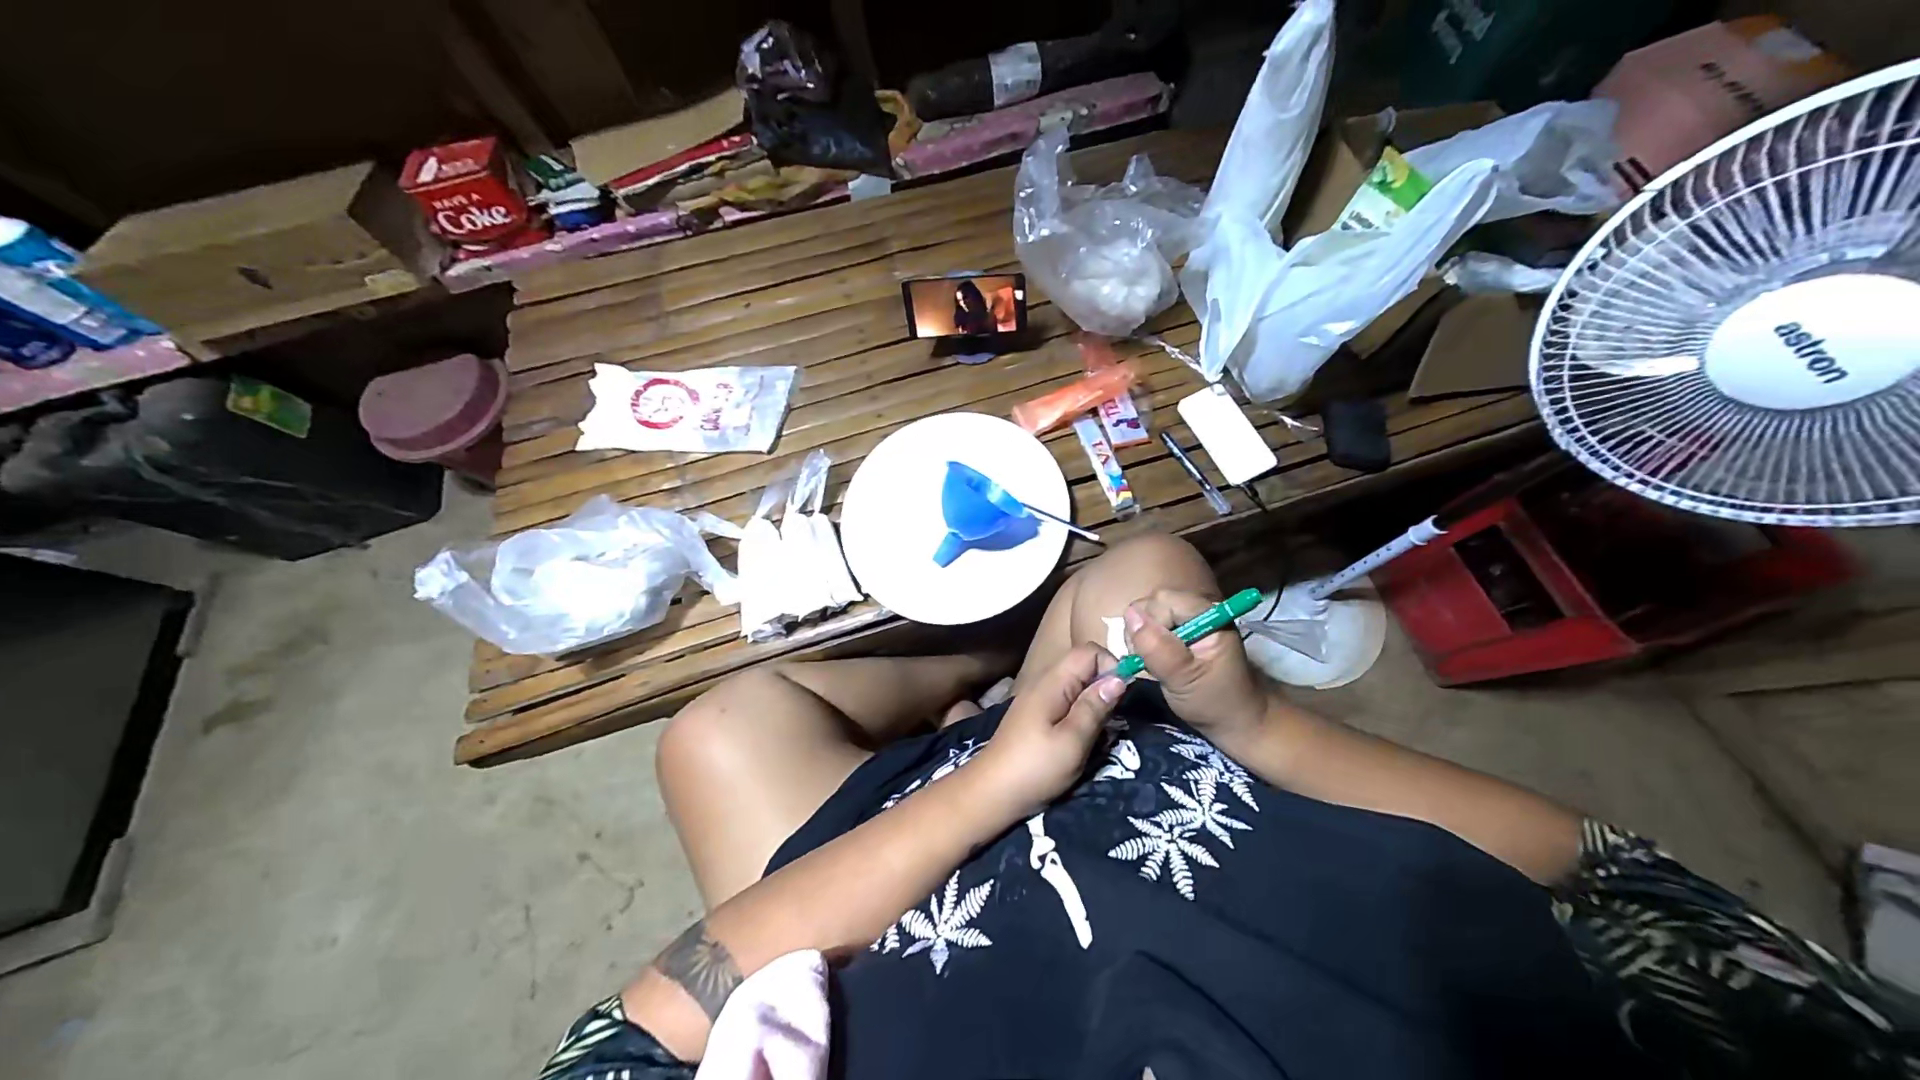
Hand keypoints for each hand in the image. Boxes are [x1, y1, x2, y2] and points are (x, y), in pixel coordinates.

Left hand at [973, 644, 1124, 819]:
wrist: (990, 793)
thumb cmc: (1034, 768)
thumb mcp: (1072, 741)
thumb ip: (1095, 708)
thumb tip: (1120, 679)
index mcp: (1052, 682)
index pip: (1089, 650)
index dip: (1111, 667)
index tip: (1121, 699)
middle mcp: (1044, 682)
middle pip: (1083, 666)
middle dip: (1105, 686)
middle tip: (1112, 720)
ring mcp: (1038, 698)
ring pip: (1076, 685)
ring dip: (1094, 703)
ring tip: (1098, 733)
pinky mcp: (1036, 715)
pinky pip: (1066, 701)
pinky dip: (1079, 714)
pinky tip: (1080, 738)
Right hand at [1124, 589, 1268, 746]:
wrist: (1236, 720)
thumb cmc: (1214, 701)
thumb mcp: (1184, 679)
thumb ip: (1157, 647)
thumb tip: (1131, 615)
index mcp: (1208, 613)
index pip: (1163, 601)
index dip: (1151, 625)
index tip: (1152, 656)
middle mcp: (1197, 609)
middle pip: (1153, 603)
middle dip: (1142, 631)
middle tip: (1149, 662)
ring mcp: (1188, 619)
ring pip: (1148, 614)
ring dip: (1142, 639)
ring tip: (1153, 663)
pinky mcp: (1180, 630)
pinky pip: (1151, 625)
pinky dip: (1145, 642)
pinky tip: (1154, 661)